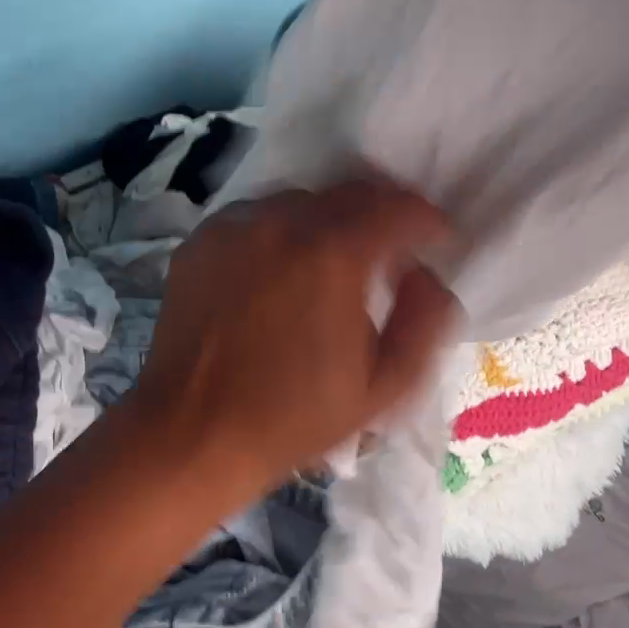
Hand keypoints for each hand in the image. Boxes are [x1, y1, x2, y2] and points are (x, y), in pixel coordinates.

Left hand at [124, 176, 459, 496]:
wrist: (191, 433)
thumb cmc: (293, 418)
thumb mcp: (383, 387)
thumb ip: (425, 320)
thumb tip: (426, 275)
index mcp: (331, 253)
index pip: (395, 206)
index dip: (426, 220)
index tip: (437, 240)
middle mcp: (279, 223)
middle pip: (346, 194)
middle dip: (379, 214)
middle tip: (389, 251)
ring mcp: (231, 229)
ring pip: (296, 203)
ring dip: (325, 222)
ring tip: (330, 264)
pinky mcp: (197, 244)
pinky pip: (251, 221)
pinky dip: (276, 235)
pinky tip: (276, 273)